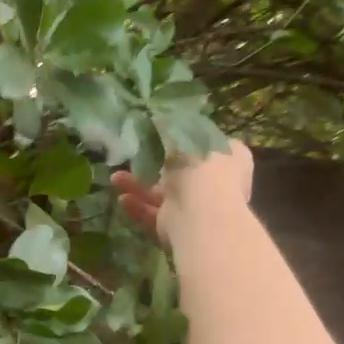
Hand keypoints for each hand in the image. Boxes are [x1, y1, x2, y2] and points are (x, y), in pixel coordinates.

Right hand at [112, 139, 255, 243]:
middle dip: (150, 165)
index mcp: (228, 157)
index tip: (160, 134)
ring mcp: (197, 205)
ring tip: (115, 179)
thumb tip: (158, 117)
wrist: (203, 215)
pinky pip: (154, 213)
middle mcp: (215, 181)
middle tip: (129, 157)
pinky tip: (122, 199)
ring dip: (138, 186)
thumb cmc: (200, 168)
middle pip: (179, 171)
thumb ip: (168, 130)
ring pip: (161, 193)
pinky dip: (138, 206)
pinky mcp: (178, 226)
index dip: (184, 139)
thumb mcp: (182, 138)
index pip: (206, 144)